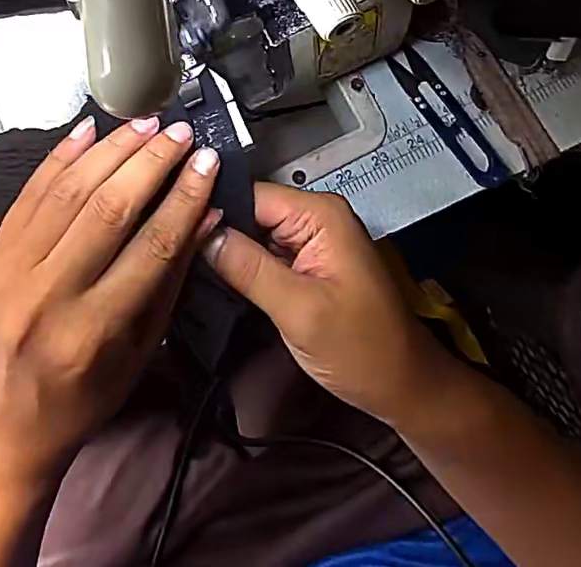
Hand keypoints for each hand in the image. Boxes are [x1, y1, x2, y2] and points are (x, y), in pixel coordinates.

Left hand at [0, 114, 222, 488]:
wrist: (5, 425)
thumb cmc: (83, 397)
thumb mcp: (141, 349)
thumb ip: (172, 278)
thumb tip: (205, 214)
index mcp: (92, 331)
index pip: (152, 246)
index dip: (185, 197)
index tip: (207, 163)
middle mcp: (48, 296)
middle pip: (109, 209)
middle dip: (152, 163)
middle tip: (180, 134)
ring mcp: (12, 269)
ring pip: (69, 190)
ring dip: (112, 150)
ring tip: (146, 124)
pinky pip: (31, 191)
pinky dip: (62, 155)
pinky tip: (90, 129)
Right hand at [203, 183, 449, 428]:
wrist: (402, 386)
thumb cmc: (364, 349)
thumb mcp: (300, 310)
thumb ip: (249, 268)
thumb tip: (203, 232)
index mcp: (320, 214)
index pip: (251, 194)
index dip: (215, 212)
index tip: (178, 233)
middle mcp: (315, 217)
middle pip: (249, 211)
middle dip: (218, 233)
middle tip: (180, 257)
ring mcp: (310, 239)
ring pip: (253, 233)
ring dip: (228, 252)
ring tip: (192, 270)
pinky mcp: (305, 262)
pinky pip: (264, 252)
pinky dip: (243, 266)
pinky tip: (219, 281)